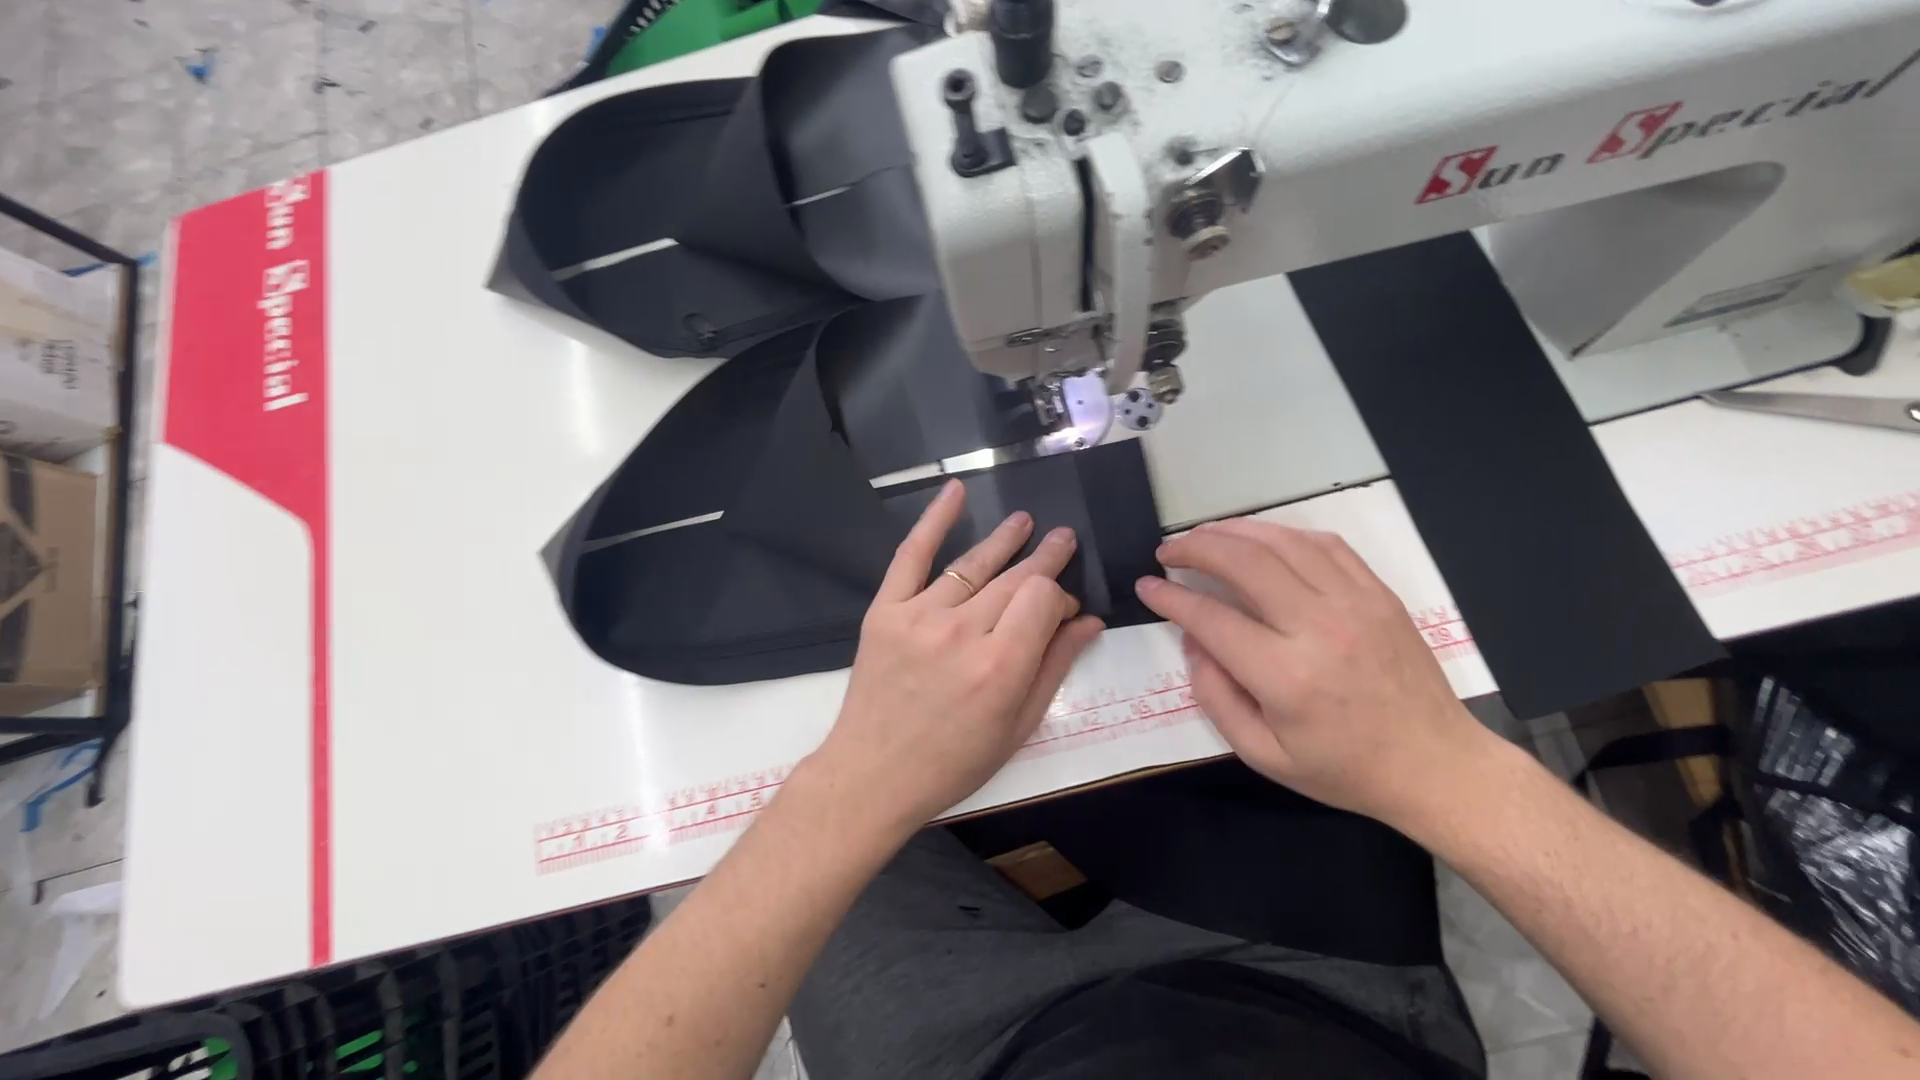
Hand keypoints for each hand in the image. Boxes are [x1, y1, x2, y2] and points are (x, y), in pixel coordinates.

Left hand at [811, 480, 1104, 832]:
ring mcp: (919, 616)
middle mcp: (962, 632)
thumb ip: (1054, 668)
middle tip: (1063, 539)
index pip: (1044, 598)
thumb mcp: (1018, 727)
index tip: (1065, 608)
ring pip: (974, 563)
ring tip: (1026, 522)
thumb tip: (1089, 620)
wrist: (873, 774)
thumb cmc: (953, 762)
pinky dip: (934, 520)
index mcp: (1001, 665)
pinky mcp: (884, 611)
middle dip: (1045, 558)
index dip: (1061, 596)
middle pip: (1015, 578)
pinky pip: (911, 555)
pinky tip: (956, 492)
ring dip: (1005, 539)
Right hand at [1133, 519, 1493, 826]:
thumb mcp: (1264, 755)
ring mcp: (1355, 603)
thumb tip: (1192, 643)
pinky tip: (1260, 539)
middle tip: (1166, 552)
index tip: (1146, 587)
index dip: (1170, 598)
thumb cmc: (1343, 768)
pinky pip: (1325, 545)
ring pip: (1282, 543)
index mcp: (1286, 677)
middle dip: (1194, 548)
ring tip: (1202, 536)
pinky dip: (1283, 534)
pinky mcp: (1379, 593)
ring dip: (1233, 531)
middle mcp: (1318, 628)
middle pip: (1243, 562)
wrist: (1435, 764)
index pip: (1211, 618)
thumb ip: (1216, 698)